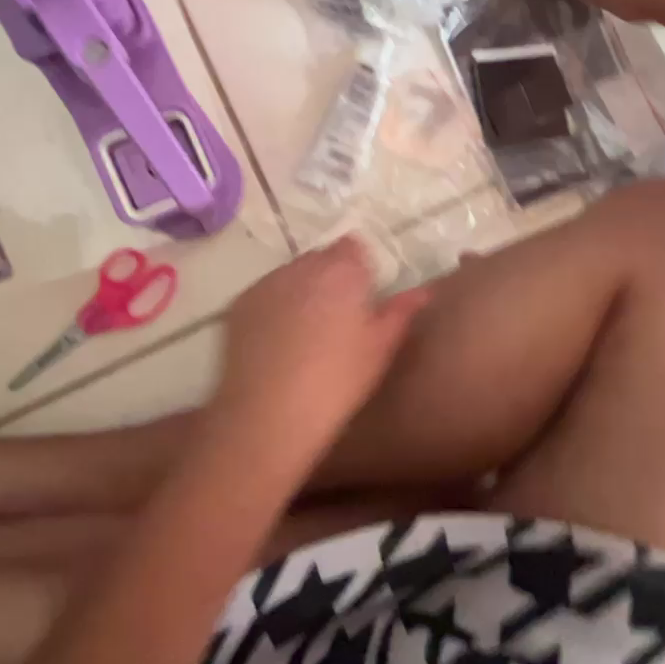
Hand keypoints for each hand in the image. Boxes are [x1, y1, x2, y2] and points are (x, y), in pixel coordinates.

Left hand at [211, 237, 428, 455]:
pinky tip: (278, 344)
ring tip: (306, 335)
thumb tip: (425, 290)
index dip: (360, 269)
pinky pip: (266, 294)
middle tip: (338, 320)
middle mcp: (302, 266)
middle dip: (331, 278)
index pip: (353, 246)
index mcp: (343, 271)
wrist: (267, 417)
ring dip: (302, 291)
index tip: (363, 298)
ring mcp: (267, 283)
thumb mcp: (380, 349)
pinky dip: (275, 308)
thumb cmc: (336, 383)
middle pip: (321, 258)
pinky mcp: (239, 304)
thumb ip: (402, 312)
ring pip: (292, 275)